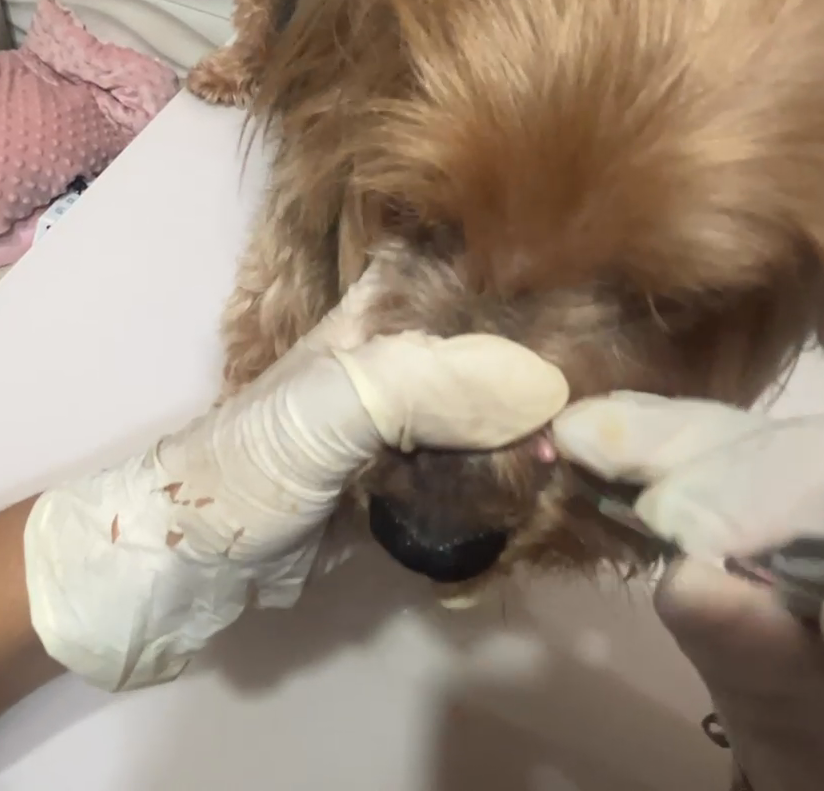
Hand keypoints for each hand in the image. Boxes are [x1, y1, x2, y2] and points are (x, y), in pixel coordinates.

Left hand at [25, 264, 568, 689]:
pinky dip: (508, 465)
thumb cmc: (249, 466)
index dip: (517, 264)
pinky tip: (554, 471)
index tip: (595, 271)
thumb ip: (420, 385)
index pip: (454, 266)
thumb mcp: (327, 411)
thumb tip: (537, 383)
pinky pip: (470, 459)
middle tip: (622, 361)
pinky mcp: (403, 477)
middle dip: (542, 348)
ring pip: (482, 400)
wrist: (200, 560)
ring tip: (605, 417)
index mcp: (370, 319)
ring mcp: (400, 420)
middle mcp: (392, 359)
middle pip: (480, 336)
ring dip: (532, 412)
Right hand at [553, 394, 823, 790]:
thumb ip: (792, 691)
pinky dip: (657, 436)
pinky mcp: (809, 467)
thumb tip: (687, 583)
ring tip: (594, 449)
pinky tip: (592, 433)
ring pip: (812, 432)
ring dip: (698, 449)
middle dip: (790, 485)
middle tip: (675, 528)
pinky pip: (737, 435)